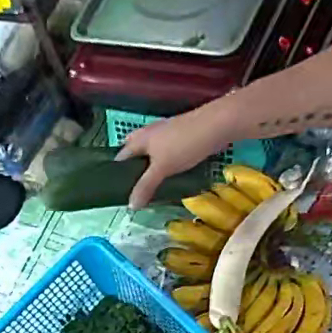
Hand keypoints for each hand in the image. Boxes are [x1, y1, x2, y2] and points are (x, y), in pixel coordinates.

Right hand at [115, 101, 234, 208]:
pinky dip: (163, 165)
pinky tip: (167, 177)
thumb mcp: (161, 169)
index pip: (121, 157)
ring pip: (150, 154)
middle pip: (135, 153)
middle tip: (135, 191)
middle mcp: (149, 134)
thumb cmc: (183, 145)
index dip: (117, 173)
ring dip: (149, 168)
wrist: (215, 126)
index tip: (117, 191)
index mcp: (139, 139)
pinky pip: (165, 154)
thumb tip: (130, 206)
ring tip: (149, 188)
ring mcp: (165, 135)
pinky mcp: (179, 138)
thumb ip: (145, 186)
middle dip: (133, 170)